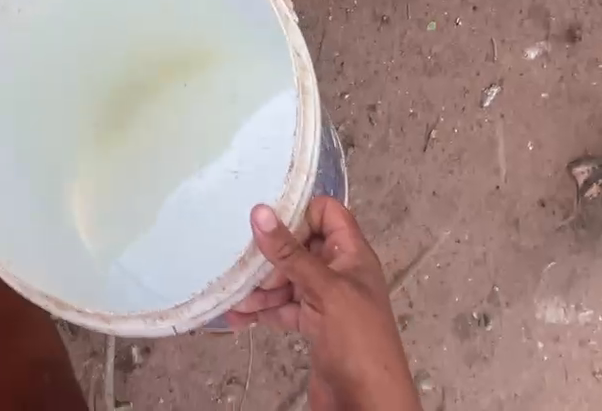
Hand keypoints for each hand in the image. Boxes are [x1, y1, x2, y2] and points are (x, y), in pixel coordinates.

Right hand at [224, 198, 420, 410]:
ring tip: (232, 292)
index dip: (299, 210)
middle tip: (242, 258)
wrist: (368, 409)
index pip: (327, 213)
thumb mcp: (325, 291)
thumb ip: (290, 252)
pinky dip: (262, 309)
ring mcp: (325, 301)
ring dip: (259, 284)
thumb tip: (260, 210)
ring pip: (287, 277)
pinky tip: (237, 314)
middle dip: (269, 251)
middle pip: (300, 245)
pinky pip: (282, 306)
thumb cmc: (357, 343)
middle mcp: (339, 273)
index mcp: (352, 256)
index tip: (266, 217)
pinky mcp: (312, 326)